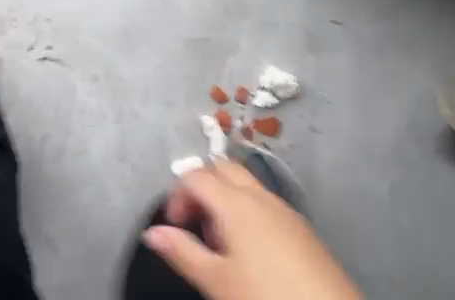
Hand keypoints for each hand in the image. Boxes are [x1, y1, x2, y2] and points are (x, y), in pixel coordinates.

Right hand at [143, 160, 360, 299]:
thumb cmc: (266, 298)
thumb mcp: (217, 282)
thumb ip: (182, 252)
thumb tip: (152, 232)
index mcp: (236, 203)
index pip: (195, 175)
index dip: (177, 195)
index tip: (175, 228)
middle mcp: (260, 196)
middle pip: (222, 169)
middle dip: (202, 189)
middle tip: (196, 227)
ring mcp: (285, 210)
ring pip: (246, 185)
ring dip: (225, 200)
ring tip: (222, 245)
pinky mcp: (302, 229)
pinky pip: (265, 204)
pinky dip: (247, 212)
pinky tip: (251, 254)